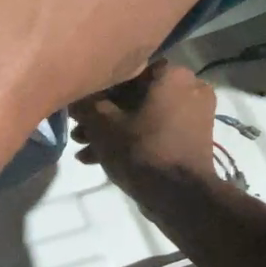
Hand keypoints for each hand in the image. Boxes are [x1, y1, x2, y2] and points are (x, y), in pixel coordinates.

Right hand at [72, 60, 218, 195]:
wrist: (180, 197)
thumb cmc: (141, 150)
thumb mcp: (102, 125)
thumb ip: (85, 104)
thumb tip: (73, 96)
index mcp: (172, 75)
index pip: (126, 70)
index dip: (96, 88)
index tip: (77, 106)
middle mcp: (188, 88)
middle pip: (132, 96)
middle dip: (101, 115)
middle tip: (77, 131)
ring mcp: (192, 116)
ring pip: (140, 116)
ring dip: (111, 131)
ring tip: (83, 149)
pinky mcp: (189, 140)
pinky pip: (153, 132)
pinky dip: (129, 141)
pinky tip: (98, 159)